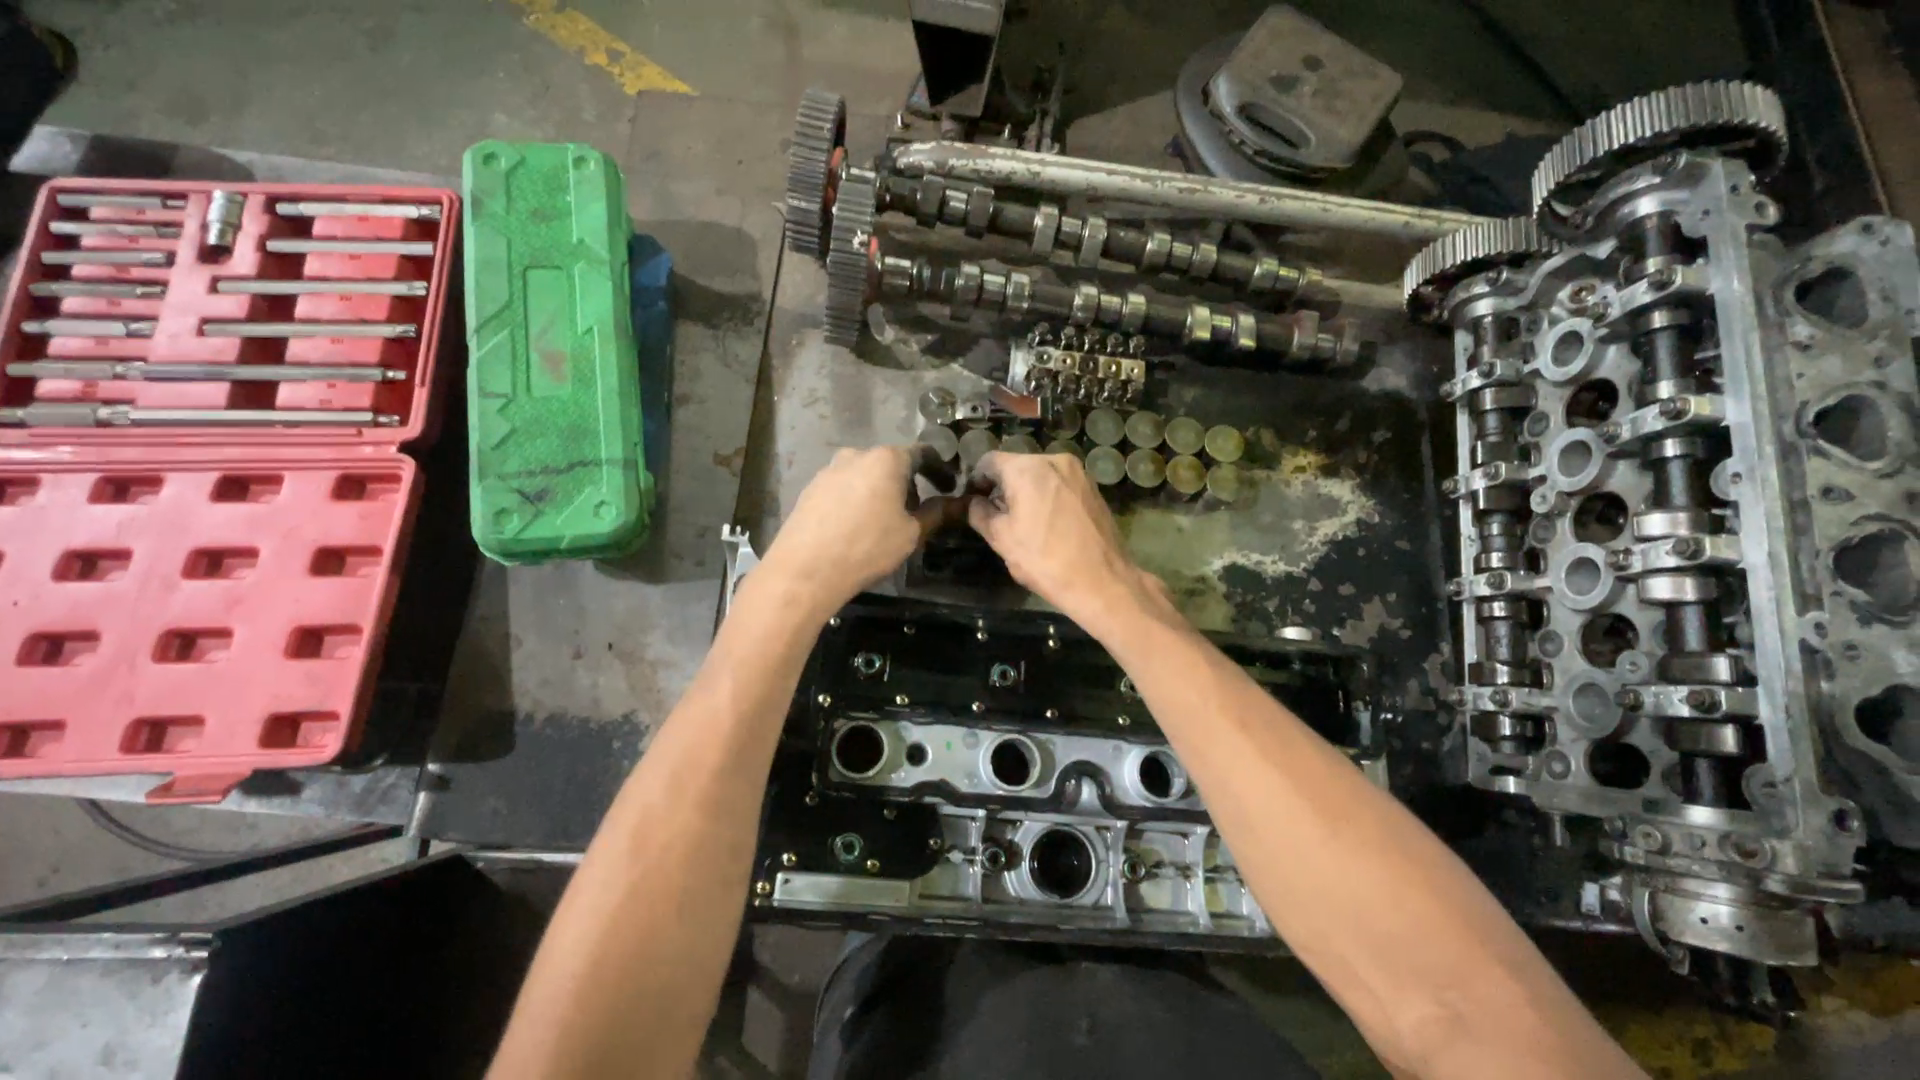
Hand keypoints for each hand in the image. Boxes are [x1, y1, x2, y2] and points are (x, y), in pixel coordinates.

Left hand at [757, 446, 951, 619]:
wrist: (806, 568)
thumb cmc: (868, 547)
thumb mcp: (910, 534)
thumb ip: (934, 514)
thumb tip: (952, 504)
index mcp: (886, 459)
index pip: (922, 453)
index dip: (939, 469)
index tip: (947, 487)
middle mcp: (856, 455)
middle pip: (890, 463)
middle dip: (906, 483)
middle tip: (913, 511)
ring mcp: (829, 470)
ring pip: (864, 475)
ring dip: (878, 491)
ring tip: (882, 522)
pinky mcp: (810, 488)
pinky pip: (843, 488)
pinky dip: (856, 500)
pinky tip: (855, 527)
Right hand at [966, 451, 1173, 631]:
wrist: (1102, 581)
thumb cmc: (1045, 560)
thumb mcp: (1001, 539)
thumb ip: (979, 513)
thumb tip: (973, 502)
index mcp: (1027, 468)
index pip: (989, 461)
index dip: (976, 481)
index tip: (973, 502)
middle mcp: (1054, 459)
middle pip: (1016, 466)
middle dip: (1003, 487)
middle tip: (997, 516)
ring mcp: (1078, 472)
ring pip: (1039, 474)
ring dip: (1026, 491)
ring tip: (1024, 523)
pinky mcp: (1093, 487)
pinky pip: (1059, 484)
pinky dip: (1047, 496)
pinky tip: (1048, 523)